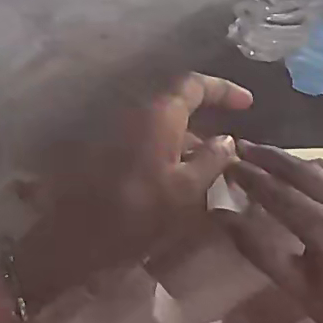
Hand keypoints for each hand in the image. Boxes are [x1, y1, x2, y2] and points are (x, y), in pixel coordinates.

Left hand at [14, 74, 251, 305]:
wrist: (75, 237)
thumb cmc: (137, 211)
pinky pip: (148, 138)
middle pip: (177, 101)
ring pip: (162, 123)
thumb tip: (227, 140)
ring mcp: (119, 130)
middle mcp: (136, 113)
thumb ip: (212, 160)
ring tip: (212, 161)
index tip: (247, 103)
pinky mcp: (107, 150)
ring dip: (188, 136)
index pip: (195, 85)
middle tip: (230, 136)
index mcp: (159, 114)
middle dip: (207, 114)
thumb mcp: (186, 190)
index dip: (223, 90)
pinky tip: (182, 173)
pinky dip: (170, 148)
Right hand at [219, 142, 322, 322]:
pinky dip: (318, 171)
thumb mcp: (299, 289)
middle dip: (268, 157)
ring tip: (267, 158)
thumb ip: (259, 249)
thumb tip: (223, 218)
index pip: (277, 191)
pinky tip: (306, 175)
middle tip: (241, 147)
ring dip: (293, 161)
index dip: (249, 175)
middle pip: (301, 170)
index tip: (226, 162)